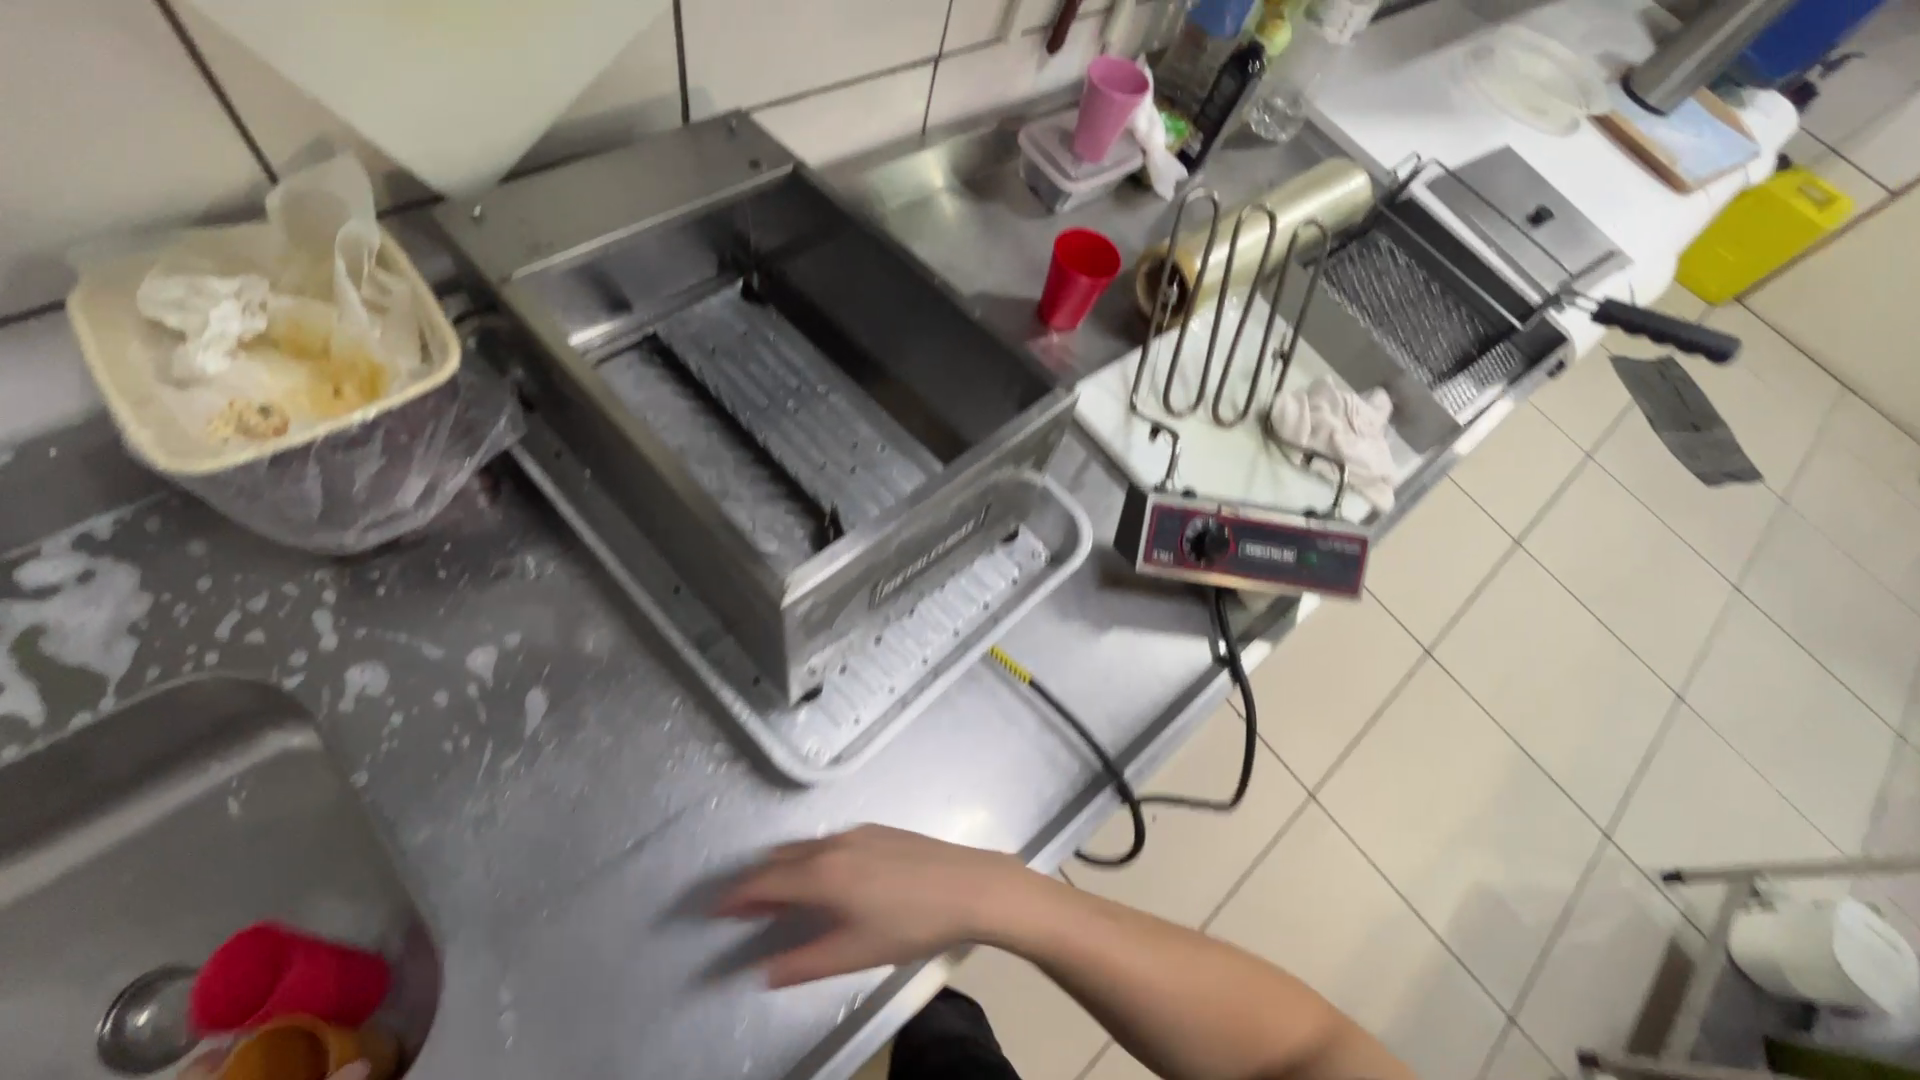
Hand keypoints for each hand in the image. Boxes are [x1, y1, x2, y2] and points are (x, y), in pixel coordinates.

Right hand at [714, 825, 1039, 987]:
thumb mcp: (855, 953)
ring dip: (783, 868)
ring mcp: (856, 832)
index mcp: (821, 875)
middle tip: (741, 907)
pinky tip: (824, 876)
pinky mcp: (878, 829)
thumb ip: (805, 962)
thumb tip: (764, 971)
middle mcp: (832, 845)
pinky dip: (809, 857)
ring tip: (778, 894)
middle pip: (778, 859)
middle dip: (754, 881)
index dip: (734, 897)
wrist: (971, 885)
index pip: (762, 883)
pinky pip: (828, 840)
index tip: (713, 909)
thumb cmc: (911, 924)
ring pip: (804, 847)